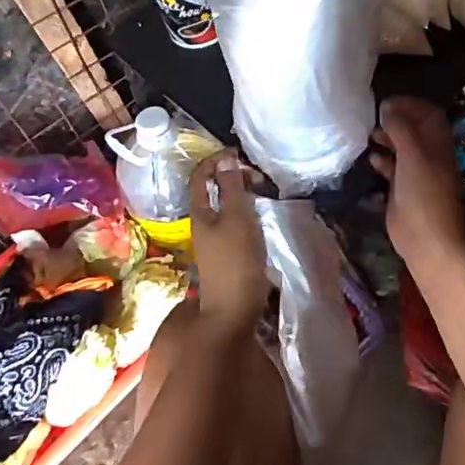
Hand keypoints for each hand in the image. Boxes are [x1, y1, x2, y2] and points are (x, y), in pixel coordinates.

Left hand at [189, 151, 269, 327]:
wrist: (234, 308)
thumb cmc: (236, 259)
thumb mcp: (237, 218)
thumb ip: (232, 188)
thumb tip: (226, 159)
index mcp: (200, 212)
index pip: (200, 177)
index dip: (216, 161)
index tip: (240, 156)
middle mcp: (204, 223)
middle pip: (214, 191)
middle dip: (233, 177)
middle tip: (259, 177)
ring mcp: (215, 239)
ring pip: (227, 206)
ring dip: (243, 195)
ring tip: (264, 194)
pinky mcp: (229, 252)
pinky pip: (236, 221)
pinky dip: (248, 212)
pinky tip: (263, 217)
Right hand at [370, 97, 464, 262]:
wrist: (426, 239)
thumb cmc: (423, 194)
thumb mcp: (413, 155)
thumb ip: (401, 129)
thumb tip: (387, 108)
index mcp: (438, 144)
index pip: (428, 113)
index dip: (410, 104)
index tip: (387, 102)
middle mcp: (429, 155)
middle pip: (414, 128)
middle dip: (395, 120)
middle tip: (373, 117)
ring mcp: (416, 172)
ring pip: (401, 147)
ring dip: (386, 138)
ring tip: (368, 134)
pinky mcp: (403, 189)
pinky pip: (392, 167)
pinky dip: (382, 160)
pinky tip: (370, 159)